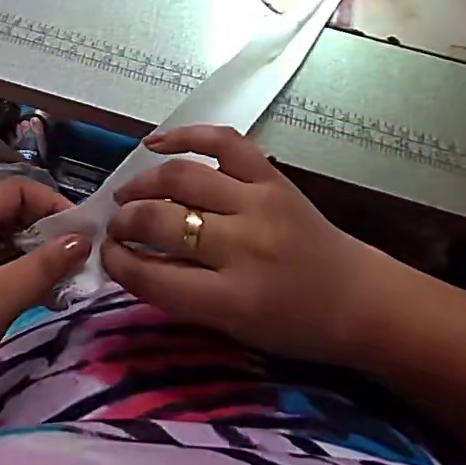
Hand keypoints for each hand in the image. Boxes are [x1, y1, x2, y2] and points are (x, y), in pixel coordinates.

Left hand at [0, 178, 87, 424]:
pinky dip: (30, 277)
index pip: (18, 190)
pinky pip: (6, 270)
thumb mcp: (1, 296)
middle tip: (85, 256)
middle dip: (52, 232)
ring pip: (14, 244)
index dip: (53, 203)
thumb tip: (85, 239)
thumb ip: (46, 265)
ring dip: (44, 257)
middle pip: (17, 215)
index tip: (83, 231)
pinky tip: (52, 295)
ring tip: (74, 278)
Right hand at [99, 125, 404, 365]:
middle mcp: (243, 246)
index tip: (106, 254)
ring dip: (142, 183)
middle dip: (124, 222)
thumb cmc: (295, 326)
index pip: (151, 276)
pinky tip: (155, 144)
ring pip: (182, 178)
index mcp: (233, 299)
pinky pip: (223, 142)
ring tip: (127, 193)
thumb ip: (180, 295)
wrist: (359, 299)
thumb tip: (131, 258)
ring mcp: (259, 203)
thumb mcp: (232, 328)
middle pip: (160, 221)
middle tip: (114, 226)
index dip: (117, 263)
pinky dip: (186, 136)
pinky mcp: (273, 177)